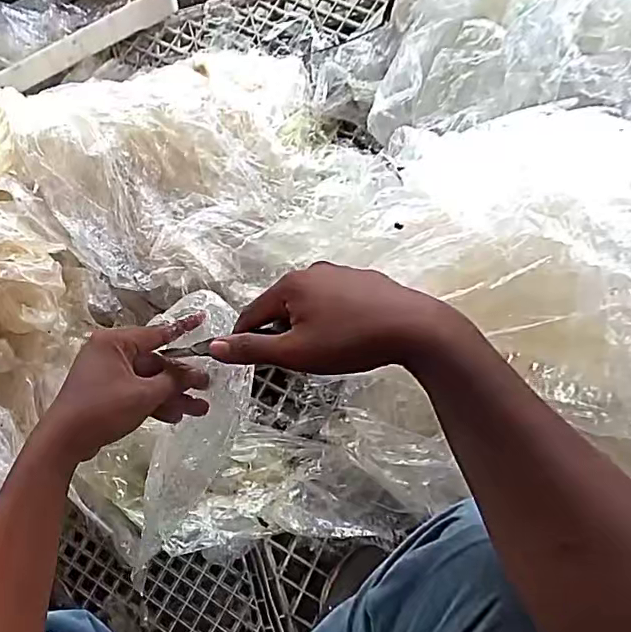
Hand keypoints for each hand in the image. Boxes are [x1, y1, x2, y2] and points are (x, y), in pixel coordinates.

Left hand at [32, 314, 211, 464]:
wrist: (64, 441)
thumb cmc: (102, 409)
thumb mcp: (143, 395)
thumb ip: (173, 381)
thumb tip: (197, 373)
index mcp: (114, 342)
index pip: (157, 333)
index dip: (183, 329)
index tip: (203, 319)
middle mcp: (110, 352)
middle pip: (154, 361)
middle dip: (180, 379)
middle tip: (207, 387)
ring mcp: (107, 374)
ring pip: (147, 380)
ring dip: (171, 395)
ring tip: (199, 410)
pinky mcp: (106, 393)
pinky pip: (136, 392)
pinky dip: (153, 402)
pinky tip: (176, 416)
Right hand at [208, 263, 458, 374]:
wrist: (415, 329)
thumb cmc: (350, 341)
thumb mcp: (295, 353)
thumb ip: (252, 350)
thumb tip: (215, 347)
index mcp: (290, 285)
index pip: (251, 314)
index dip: (244, 338)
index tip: (244, 359)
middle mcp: (312, 271)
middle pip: (280, 306)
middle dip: (279, 332)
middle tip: (291, 359)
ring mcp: (341, 273)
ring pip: (309, 303)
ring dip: (305, 325)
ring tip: (321, 350)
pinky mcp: (365, 281)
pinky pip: (335, 301)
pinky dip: (331, 317)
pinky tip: (347, 336)